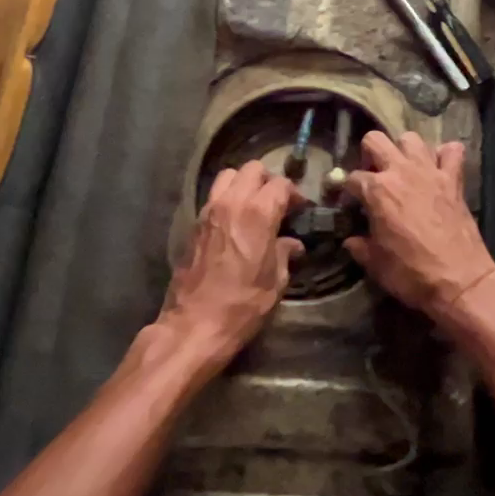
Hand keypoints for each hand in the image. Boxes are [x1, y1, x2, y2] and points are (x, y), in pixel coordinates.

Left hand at [159, 160, 303, 362]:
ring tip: (254, 205)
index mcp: (258, 214)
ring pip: (228, 176)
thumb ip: (284, 255)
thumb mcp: (275, 282)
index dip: (294, 193)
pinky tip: (235, 221)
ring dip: (244, 184)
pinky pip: (213, 196)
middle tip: (277, 202)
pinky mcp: (194, 224)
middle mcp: (231, 203)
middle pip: (252, 169)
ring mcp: (208, 211)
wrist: (194, 326)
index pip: (280, 184)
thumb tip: (292, 245)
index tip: (300, 209)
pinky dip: (227, 198)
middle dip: (268, 181)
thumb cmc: (242, 305)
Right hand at [343, 132, 494, 319]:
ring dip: (404, 150)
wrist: (460, 280)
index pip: (352, 178)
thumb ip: (360, 247)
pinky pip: (451, 151)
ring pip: (411, 138)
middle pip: (375, 140)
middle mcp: (401, 171)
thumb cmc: (412, 274)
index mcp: (377, 191)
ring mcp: (430, 171)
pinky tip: (438, 168)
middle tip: (373, 176)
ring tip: (404, 170)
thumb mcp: (376, 264)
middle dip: (368, 154)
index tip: (349, 204)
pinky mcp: (454, 179)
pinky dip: (444, 155)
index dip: (346, 191)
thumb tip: (351, 240)